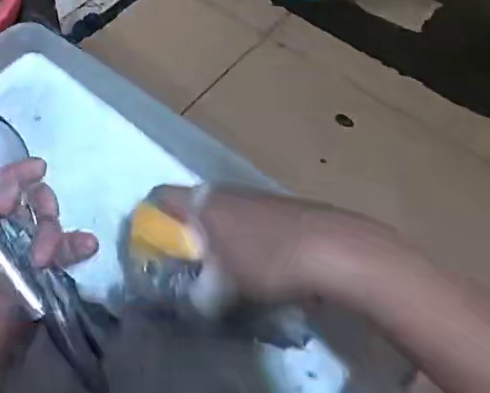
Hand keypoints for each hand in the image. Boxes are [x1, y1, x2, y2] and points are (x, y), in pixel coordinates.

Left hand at [0, 158, 97, 391]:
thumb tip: (12, 183)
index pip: (0, 186)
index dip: (18, 173)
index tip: (39, 166)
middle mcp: (0, 229)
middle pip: (29, 203)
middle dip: (38, 207)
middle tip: (39, 225)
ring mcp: (22, 254)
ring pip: (47, 226)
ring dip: (52, 232)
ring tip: (45, 257)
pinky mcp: (41, 279)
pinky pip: (63, 255)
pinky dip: (76, 245)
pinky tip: (87, 244)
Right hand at [149, 184, 399, 303]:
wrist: (339, 249)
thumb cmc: (269, 260)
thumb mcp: (228, 286)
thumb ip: (202, 291)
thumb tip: (192, 300)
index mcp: (198, 199)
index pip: (159, 196)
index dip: (150, 217)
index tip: (152, 243)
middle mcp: (219, 189)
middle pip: (191, 205)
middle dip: (188, 232)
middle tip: (193, 262)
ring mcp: (252, 194)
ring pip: (223, 212)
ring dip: (221, 236)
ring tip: (231, 268)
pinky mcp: (281, 206)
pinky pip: (251, 220)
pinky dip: (249, 239)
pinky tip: (267, 265)